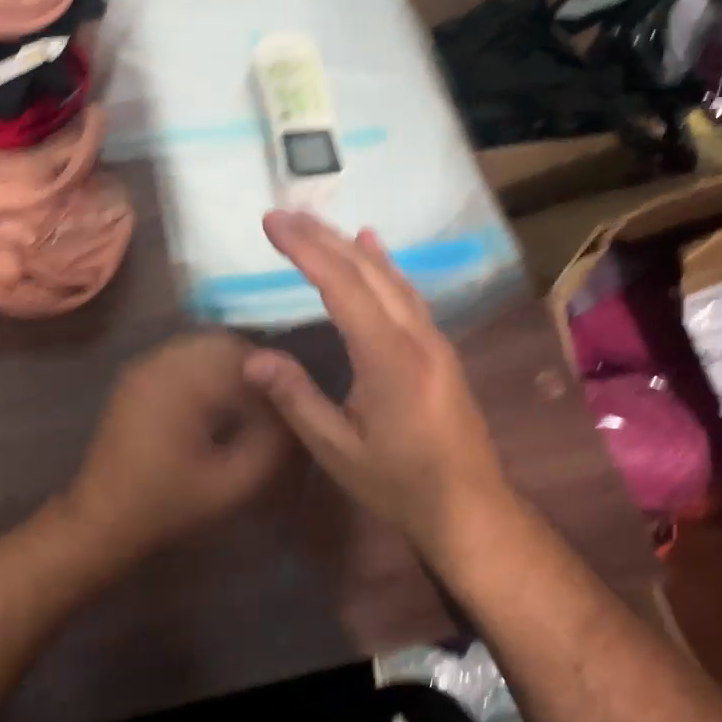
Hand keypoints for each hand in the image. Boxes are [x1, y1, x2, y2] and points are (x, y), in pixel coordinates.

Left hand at [65, 332, 292, 552]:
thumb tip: (293, 411)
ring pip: (200, 348)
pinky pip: (179, 359)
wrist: (103, 517)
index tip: (290, 404)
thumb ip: (271, 442)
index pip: (244, 355)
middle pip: (221, 344)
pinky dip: (203, 373)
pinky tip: (213, 408)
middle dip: (251, 369)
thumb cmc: (168, 503)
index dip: (275, 375)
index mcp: (183, 383)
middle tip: (271, 405)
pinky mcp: (134, 379)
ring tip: (246, 408)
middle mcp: (160, 363)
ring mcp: (142, 368)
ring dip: (226, 369)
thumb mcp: (232, 483)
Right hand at [242, 212, 511, 544]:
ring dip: (351, 246)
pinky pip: (406, 293)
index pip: (343, 286)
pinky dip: (381, 265)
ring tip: (317, 223)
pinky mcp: (439, 350)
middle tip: (283, 214)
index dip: (306, 250)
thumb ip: (296, 399)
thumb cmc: (398, 482)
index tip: (272, 223)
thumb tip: (252, 358)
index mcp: (389, 357)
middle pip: (368, 271)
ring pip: (390, 277)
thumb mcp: (337, 448)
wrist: (470, 507)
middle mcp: (416, 337)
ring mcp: (434, 341)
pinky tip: (372, 250)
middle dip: (323, 237)